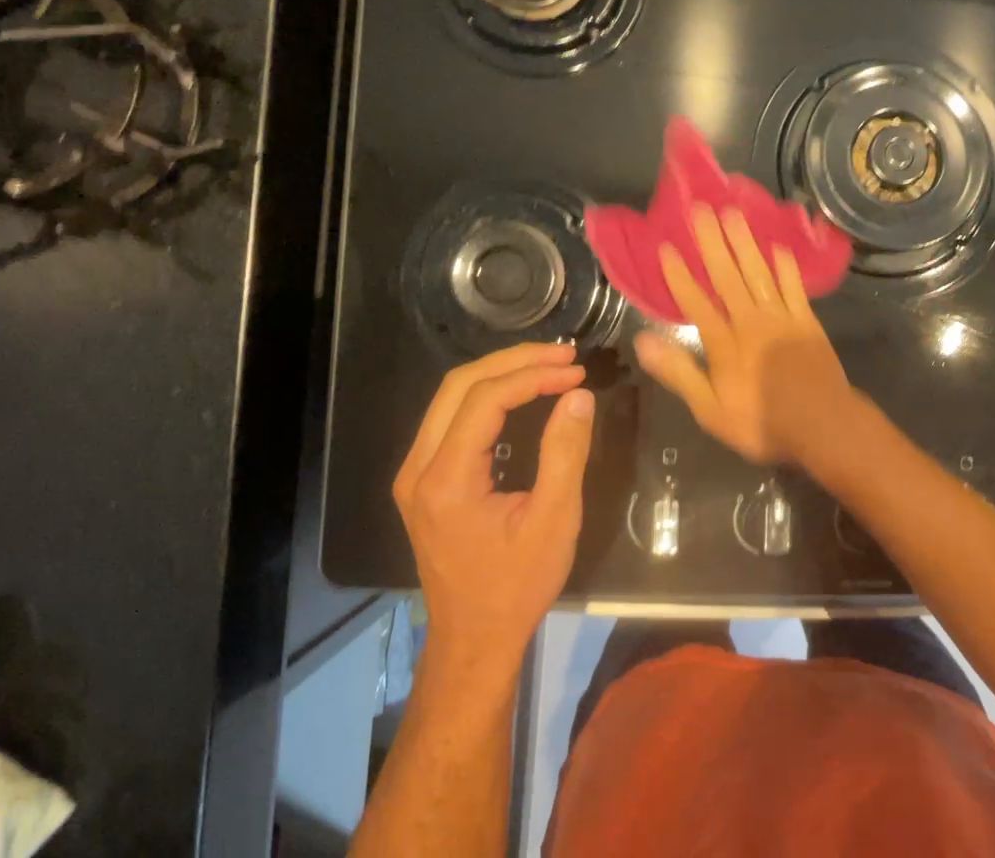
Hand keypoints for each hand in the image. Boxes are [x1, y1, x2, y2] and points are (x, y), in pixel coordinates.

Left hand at [392, 343, 594, 667]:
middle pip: (457, 387)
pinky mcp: (424, 483)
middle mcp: (418, 468)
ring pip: (450, 399)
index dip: (533, 375)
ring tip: (550, 367)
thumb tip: (578, 396)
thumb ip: (564, 453)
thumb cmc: (517, 584)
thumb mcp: (553, 520)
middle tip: (566, 357)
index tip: (578, 372)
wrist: (475, 636)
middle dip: (514, 362)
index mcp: (445, 478)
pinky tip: (522, 395)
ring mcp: (415, 475)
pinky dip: (488, 398)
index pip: (484, 399)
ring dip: (500, 375)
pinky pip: (450, 421)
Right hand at [634, 204, 856, 464]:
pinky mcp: (808, 322)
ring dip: (745, 242)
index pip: (696, 302)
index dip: (680, 276)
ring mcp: (782, 319)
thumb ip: (680, 373)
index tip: (667, 247)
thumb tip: (643, 342)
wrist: (824, 425)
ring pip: (759, 272)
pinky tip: (777, 246)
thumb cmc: (763, 423)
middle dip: (712, 242)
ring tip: (733, 212)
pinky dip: (785, 266)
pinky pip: (794, 287)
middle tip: (700, 209)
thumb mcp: (711, 410)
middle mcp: (751, 322)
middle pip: (728, 275)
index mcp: (725, 344)